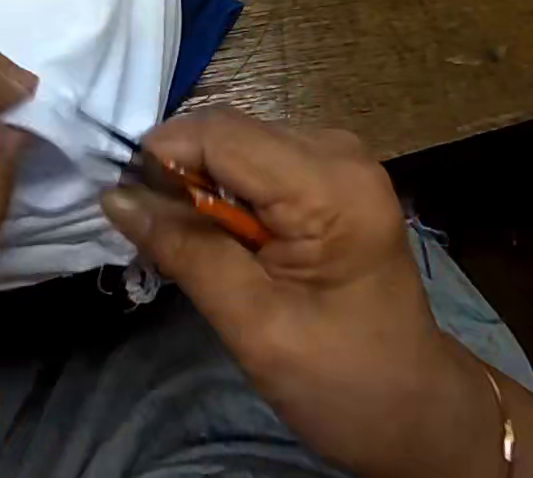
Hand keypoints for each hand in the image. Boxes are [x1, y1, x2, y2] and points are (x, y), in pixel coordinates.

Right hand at [99, 108, 501, 477]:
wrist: (415, 401)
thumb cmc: (344, 380)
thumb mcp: (257, 328)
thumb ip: (188, 253)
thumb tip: (117, 197)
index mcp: (332, 185)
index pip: (225, 133)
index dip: (165, 155)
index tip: (126, 200)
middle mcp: (339, 149)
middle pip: (233, 131)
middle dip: (182, 171)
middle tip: (156, 234)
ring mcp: (341, 154)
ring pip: (242, 140)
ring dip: (204, 181)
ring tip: (193, 242)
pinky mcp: (335, 168)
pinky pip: (262, 155)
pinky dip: (230, 186)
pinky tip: (230, 234)